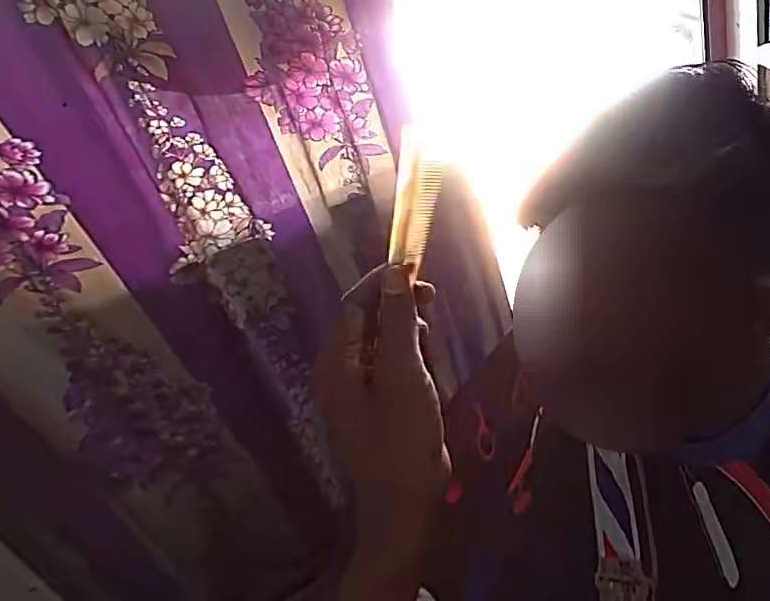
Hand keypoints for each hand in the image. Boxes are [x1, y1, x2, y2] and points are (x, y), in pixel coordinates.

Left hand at [315, 264, 448, 600]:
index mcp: (338, 362)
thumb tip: (392, 273)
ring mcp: (362, 384)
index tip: (415, 267)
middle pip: (372, 317)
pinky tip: (431, 373)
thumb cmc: (402, 436)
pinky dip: (415, 356)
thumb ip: (397, 320)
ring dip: (413, 335)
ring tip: (431, 356)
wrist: (408, 502)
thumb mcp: (403, 372)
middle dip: (403, 308)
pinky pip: (396, 359)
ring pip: (389, 336)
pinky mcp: (381, 396)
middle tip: (432, 303)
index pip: (356, 303)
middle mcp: (344, 369)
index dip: (384, 282)